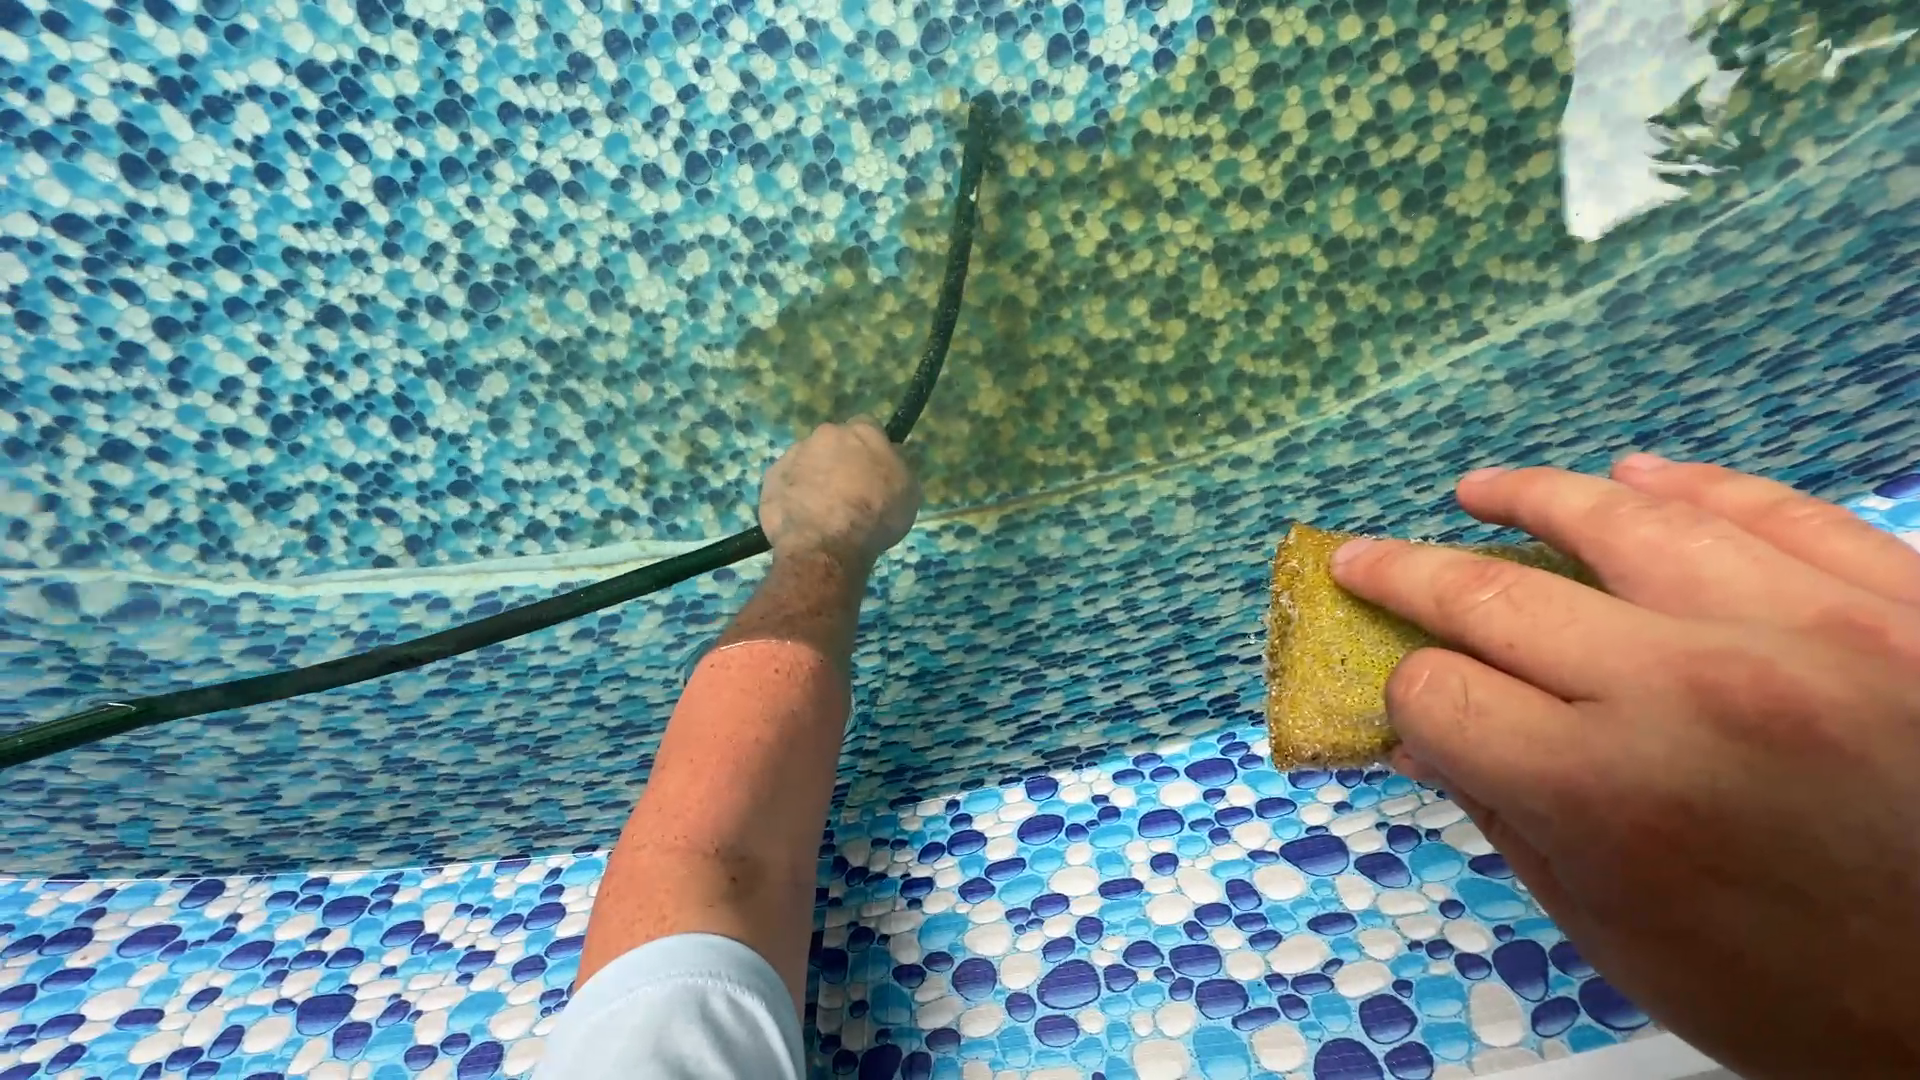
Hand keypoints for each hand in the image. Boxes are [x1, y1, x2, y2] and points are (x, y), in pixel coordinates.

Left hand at [759, 419, 919, 567]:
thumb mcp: (909, 491)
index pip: (868, 426)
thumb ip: (897, 466)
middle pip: (834, 443)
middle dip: (839, 461)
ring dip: (814, 477)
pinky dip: (794, 496)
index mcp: (861, 432)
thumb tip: (889, 456)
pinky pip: (786, 483)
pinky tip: (802, 519)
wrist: (826, 545)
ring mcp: (793, 455)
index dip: (871, 448)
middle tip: (848, 492)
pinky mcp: (770, 478)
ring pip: (807, 461)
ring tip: (822, 511)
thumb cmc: (876, 516)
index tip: (873, 469)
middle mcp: (825, 435)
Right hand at [1330, 456, 1919, 1078]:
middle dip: (1399, 573)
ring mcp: (1813, 633)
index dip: (1406, 700)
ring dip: (1528, 497)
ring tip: (1478, 490)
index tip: (1414, 711)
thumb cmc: (1788, 992)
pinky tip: (1631, 474)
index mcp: (1604, 789)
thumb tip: (1417, 731)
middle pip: (1490, 596)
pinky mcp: (1912, 608)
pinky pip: (1778, 512)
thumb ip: (1496, 808)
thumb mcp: (1607, 924)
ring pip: (1622, 522)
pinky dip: (1691, 486)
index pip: (1435, 694)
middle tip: (1360, 556)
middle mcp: (1692, 690)